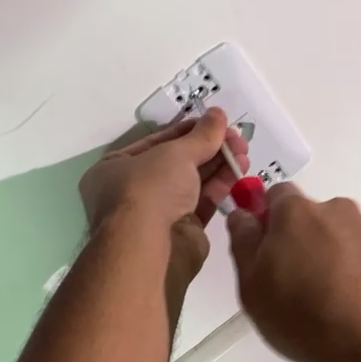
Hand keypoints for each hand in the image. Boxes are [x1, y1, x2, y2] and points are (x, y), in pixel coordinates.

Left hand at [80, 108, 248, 275]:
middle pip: (178, 163)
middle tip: (238, 140)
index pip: (157, 142)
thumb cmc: (149, 190)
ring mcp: (157, 213)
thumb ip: (201, 135)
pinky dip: (219, 188)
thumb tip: (219, 114)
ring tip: (244, 154)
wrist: (150, 247)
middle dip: (210, 149)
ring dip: (219, 166)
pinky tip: (239, 173)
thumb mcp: (174, 153)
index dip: (190, 130)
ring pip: (193, 183)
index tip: (217, 123)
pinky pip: (202, 204)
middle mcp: (134, 190)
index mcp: (116, 167)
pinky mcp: (181, 231)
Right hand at [227, 186, 360, 361]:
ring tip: (331, 298)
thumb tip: (243, 214)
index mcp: (297, 211)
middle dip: (303, 239)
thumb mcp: (252, 286)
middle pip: (313, 216)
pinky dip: (360, 269)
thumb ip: (244, 242)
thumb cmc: (302, 318)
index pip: (276, 194)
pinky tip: (356, 302)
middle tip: (297, 282)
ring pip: (342, 234)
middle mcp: (338, 209)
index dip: (268, 219)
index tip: (268, 250)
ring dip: (333, 254)